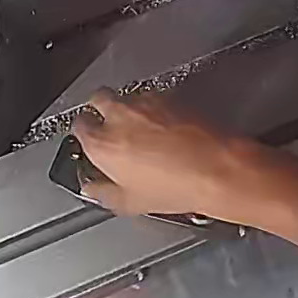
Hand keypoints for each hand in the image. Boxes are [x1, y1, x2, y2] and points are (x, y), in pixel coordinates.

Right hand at [71, 90, 271, 221]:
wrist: (218, 169)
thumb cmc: (179, 186)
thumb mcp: (131, 202)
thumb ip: (103, 191)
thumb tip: (94, 187)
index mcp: (102, 141)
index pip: (79, 125)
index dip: (85, 132)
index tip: (92, 140)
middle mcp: (121, 115)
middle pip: (98, 100)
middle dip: (102, 110)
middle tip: (113, 128)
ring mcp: (148, 102)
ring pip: (129, 96)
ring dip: (131, 109)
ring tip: (144, 130)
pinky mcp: (173, 96)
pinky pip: (156, 98)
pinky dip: (157, 108)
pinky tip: (167, 127)